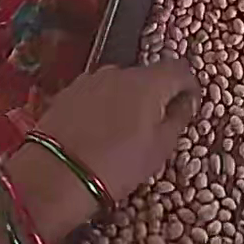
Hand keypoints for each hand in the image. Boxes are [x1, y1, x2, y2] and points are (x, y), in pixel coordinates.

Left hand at [9, 62, 199, 242]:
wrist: (55, 174)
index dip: (188, 86)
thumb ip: (177, 118)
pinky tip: (96, 131)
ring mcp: (90, 79)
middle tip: (153, 128)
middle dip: (154, 96)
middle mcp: (119, 71)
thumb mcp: (159, 148)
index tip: (187, 106)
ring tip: (121, 133)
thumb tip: (186, 100)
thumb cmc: (117, 165)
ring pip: (119, 84)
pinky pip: (96, 93)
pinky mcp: (67, 91)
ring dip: (126, 101)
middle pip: (147, 76)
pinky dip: (102, 106)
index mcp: (148, 82)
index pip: (179, 69)